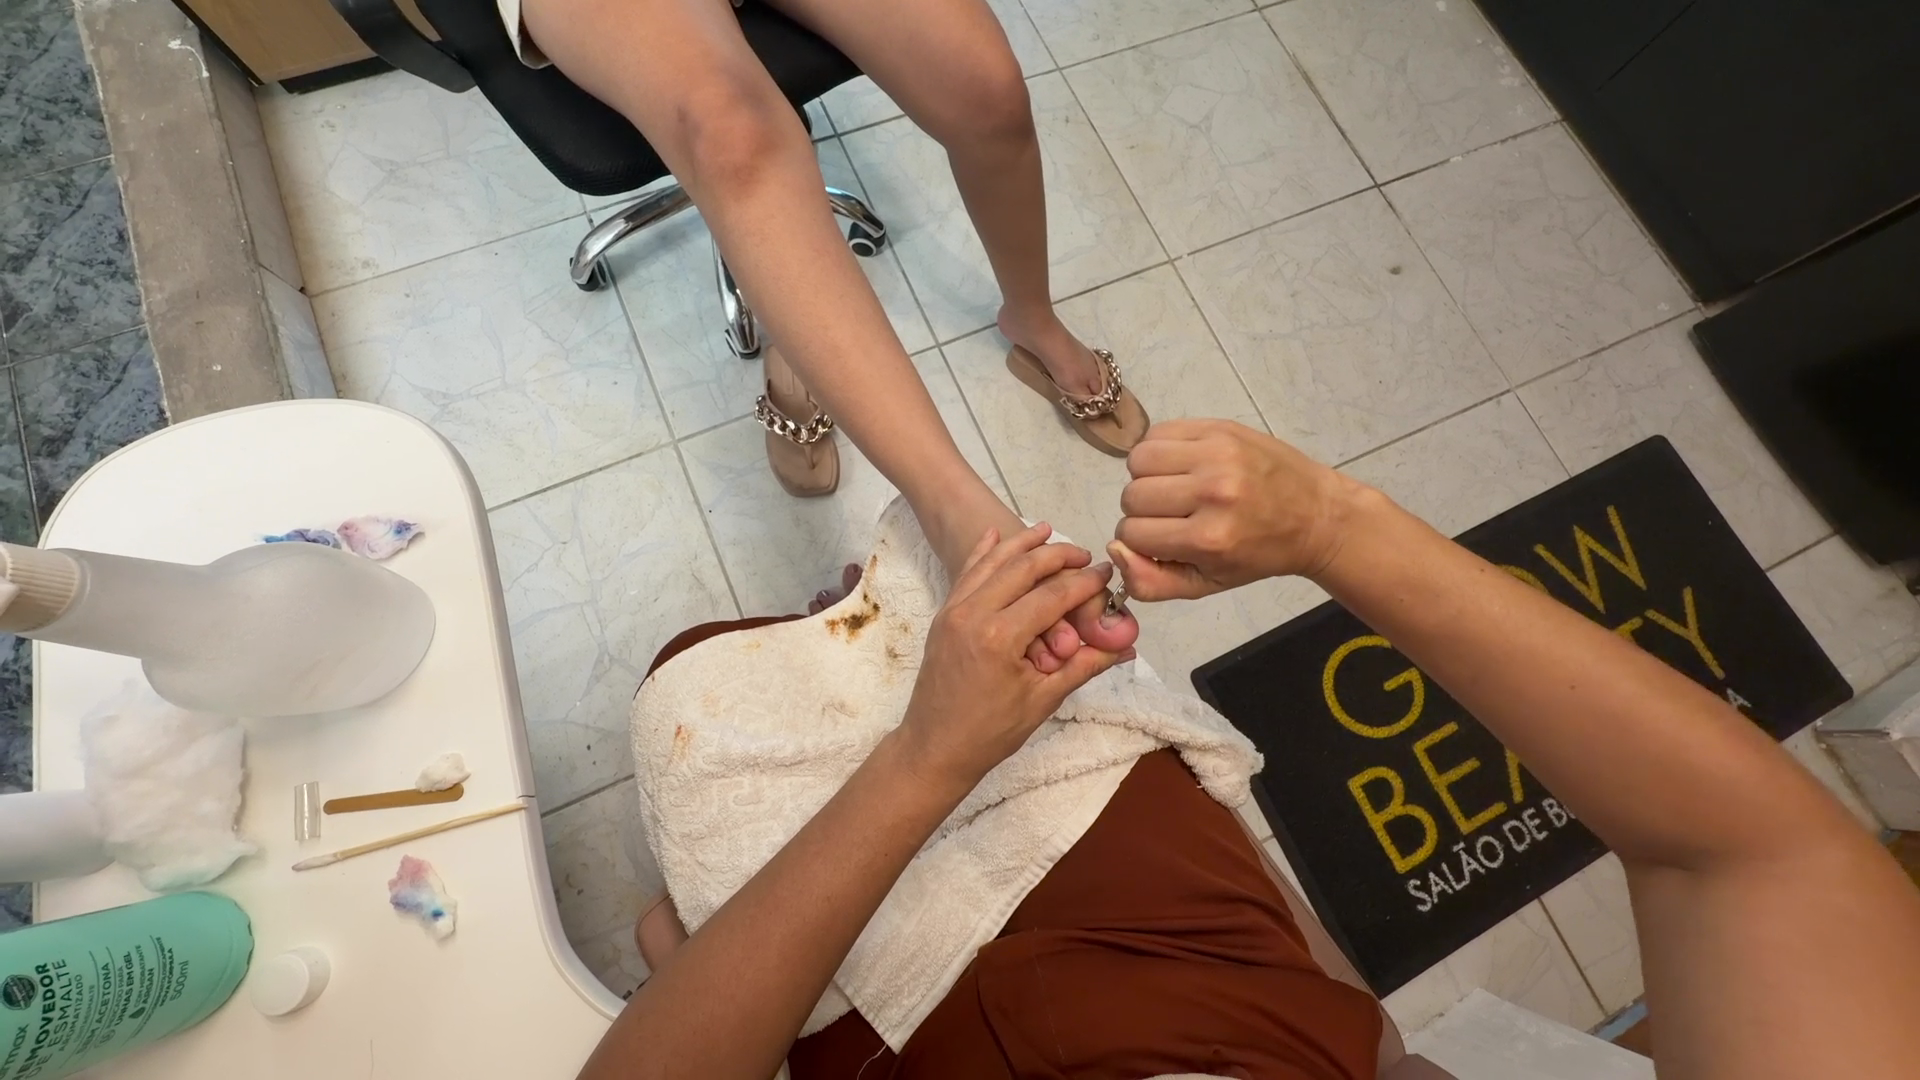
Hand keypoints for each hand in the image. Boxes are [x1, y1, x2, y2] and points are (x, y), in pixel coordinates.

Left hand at [897, 524, 1131, 789]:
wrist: (934, 748)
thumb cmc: (990, 732)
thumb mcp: (1042, 699)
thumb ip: (1084, 665)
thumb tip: (1126, 646)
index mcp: (1001, 636)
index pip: (1053, 595)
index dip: (1084, 582)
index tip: (1107, 572)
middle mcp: (974, 613)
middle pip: (1022, 568)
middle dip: (1057, 555)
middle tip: (1085, 554)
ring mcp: (954, 611)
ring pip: (992, 563)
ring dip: (1021, 544)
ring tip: (1048, 530)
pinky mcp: (943, 614)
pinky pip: (966, 573)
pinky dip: (983, 552)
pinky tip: (995, 534)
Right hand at [1111, 419, 1369, 600]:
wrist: (1316, 515)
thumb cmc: (1257, 556)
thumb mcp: (1205, 585)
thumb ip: (1150, 582)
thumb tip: (1113, 548)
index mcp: (1207, 539)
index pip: (1131, 533)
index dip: (1139, 540)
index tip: (1164, 540)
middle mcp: (1211, 493)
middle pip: (1131, 496)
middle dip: (1142, 510)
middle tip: (1172, 513)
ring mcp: (1216, 455)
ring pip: (1138, 461)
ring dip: (1146, 477)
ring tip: (1174, 486)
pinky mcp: (1220, 428)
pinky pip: (1157, 432)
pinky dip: (1159, 450)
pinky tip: (1182, 464)